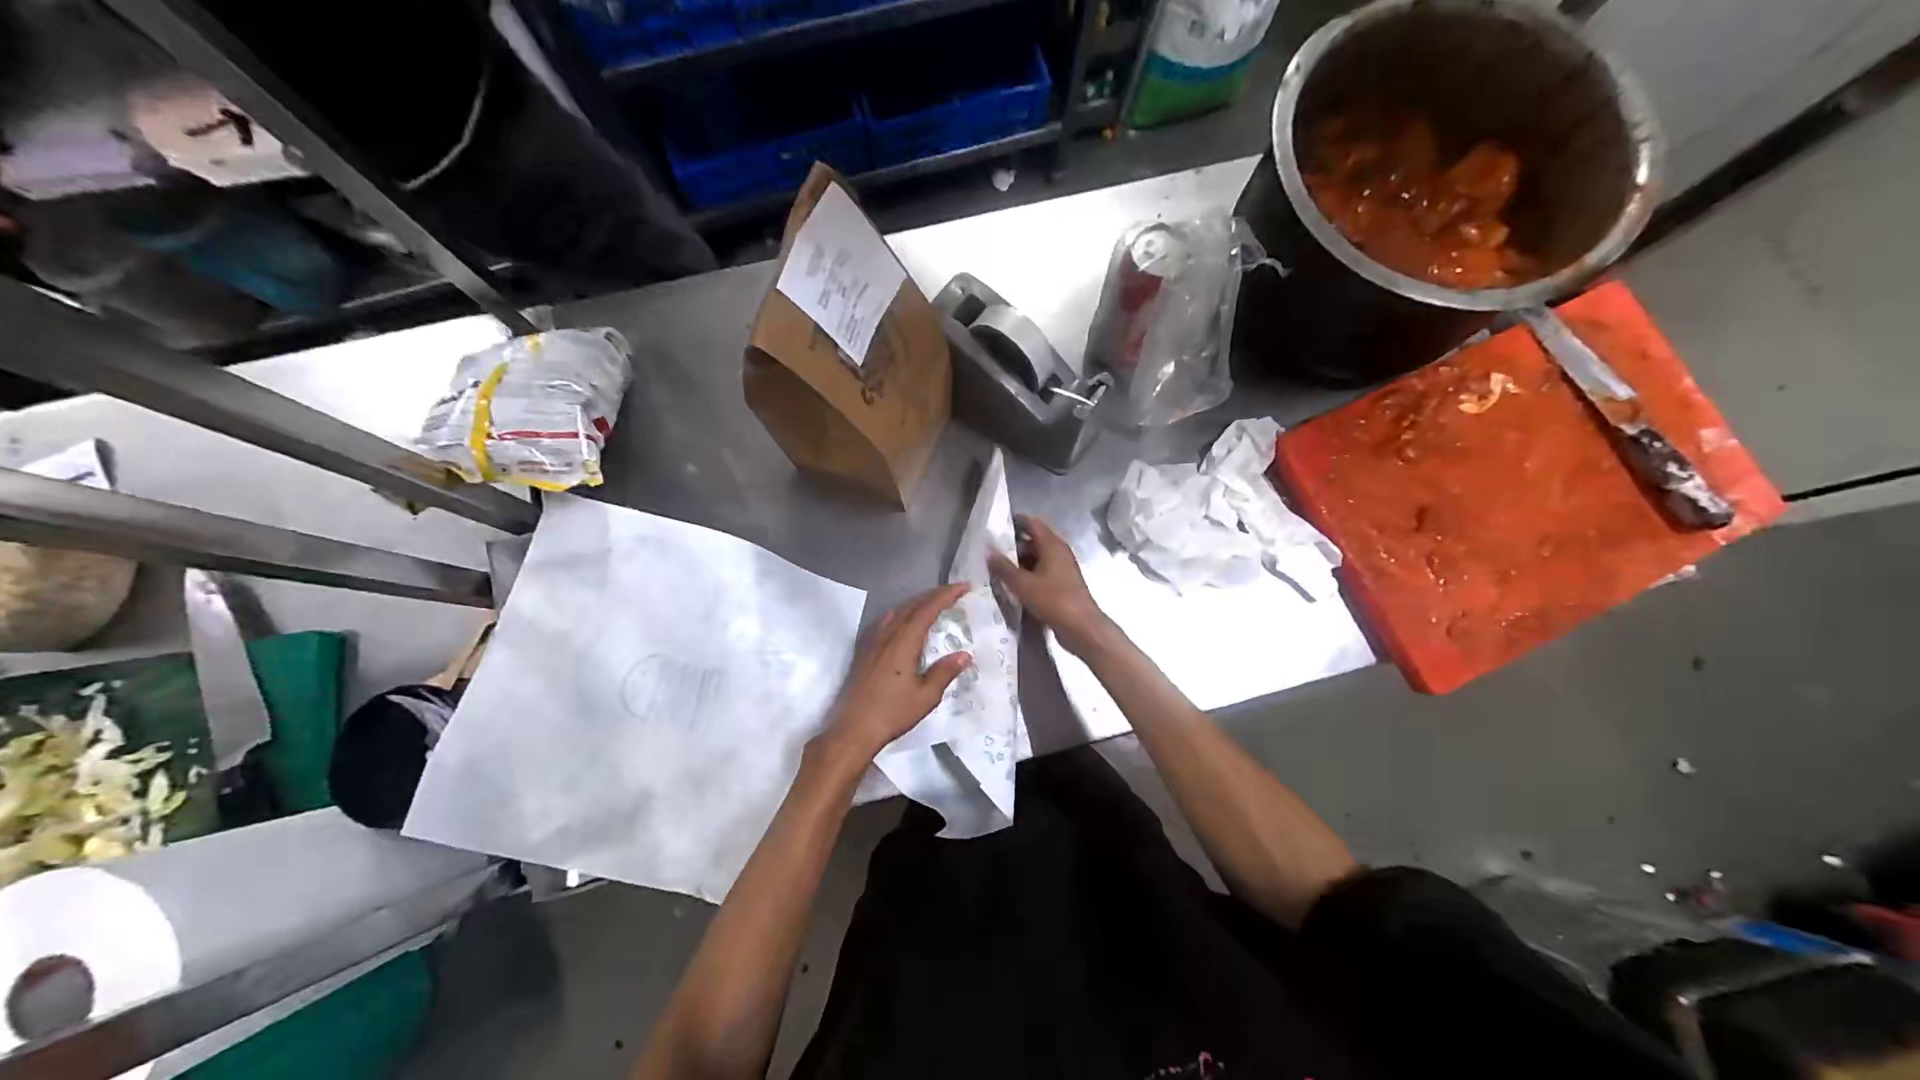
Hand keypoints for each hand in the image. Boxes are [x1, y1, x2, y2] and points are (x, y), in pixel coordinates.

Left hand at [822, 584, 972, 760]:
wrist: (854, 728)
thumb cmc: (893, 713)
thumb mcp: (926, 696)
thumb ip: (945, 672)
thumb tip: (964, 655)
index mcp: (903, 642)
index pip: (927, 609)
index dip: (946, 595)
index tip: (963, 587)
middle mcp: (887, 635)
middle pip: (911, 606)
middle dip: (933, 595)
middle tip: (953, 592)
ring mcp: (873, 642)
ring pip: (897, 611)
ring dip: (917, 602)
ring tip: (933, 603)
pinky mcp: (865, 651)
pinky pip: (886, 621)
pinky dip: (902, 613)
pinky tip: (904, 621)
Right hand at [988, 514, 1113, 656]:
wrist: (1081, 626)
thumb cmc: (1053, 600)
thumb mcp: (1023, 584)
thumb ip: (1004, 567)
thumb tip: (989, 552)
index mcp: (1052, 545)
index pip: (1033, 523)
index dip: (1016, 521)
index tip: (997, 525)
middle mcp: (1059, 552)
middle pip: (1035, 540)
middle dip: (1015, 544)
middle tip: (993, 549)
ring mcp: (1063, 568)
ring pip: (1039, 557)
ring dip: (1021, 560)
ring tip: (999, 567)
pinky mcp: (1063, 583)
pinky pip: (1042, 571)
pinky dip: (1029, 573)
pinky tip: (1014, 583)